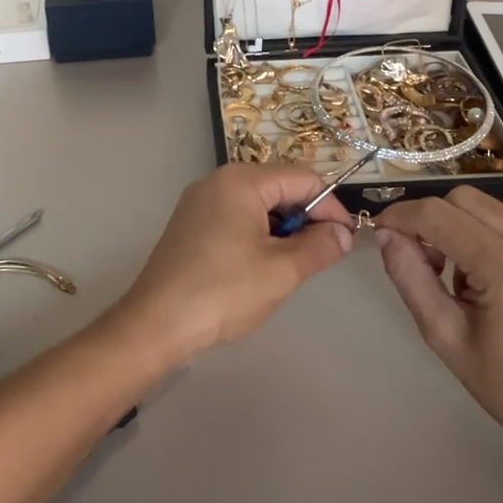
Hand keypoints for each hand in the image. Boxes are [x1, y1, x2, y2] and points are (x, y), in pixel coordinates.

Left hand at [113, 164, 353, 361]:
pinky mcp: (189, 224)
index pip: (302, 178)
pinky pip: (235, 217)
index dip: (330, 206)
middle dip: (306, 217)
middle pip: (278, 186)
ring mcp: (199, 202)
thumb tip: (343, 234)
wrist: (156, 324)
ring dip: (282, 229)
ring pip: (257, 204)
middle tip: (321, 255)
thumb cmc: (222, 292)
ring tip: (291, 266)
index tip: (345, 239)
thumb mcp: (281, 271)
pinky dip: (257, 235)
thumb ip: (319, 247)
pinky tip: (260, 267)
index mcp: (240, 181)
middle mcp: (217, 181)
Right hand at [376, 187, 502, 470]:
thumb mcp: (449, 340)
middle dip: (431, 220)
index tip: (379, 231)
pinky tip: (490, 284)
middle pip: (465, 199)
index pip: (439, 215)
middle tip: (420, 260)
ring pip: (491, 211)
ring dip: (460, 231)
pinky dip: (489, 242)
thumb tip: (387, 236)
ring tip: (458, 281)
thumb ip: (412, 280)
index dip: (401, 215)